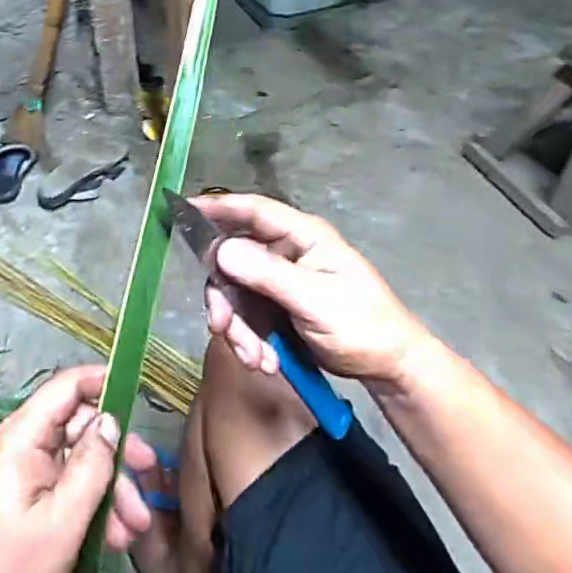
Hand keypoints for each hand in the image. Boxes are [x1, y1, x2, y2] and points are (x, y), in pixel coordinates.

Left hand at [0, 365, 156, 572]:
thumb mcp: (61, 521)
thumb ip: (91, 466)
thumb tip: (111, 420)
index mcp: (22, 438)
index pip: (67, 386)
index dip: (103, 381)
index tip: (139, 395)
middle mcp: (24, 447)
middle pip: (82, 427)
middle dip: (117, 455)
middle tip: (149, 477)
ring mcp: (27, 475)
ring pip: (82, 462)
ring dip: (112, 490)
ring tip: (134, 529)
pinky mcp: (31, 502)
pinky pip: (72, 489)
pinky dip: (96, 508)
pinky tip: (115, 539)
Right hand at [190, 193, 432, 386]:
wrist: (388, 365)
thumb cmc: (363, 324)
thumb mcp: (315, 300)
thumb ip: (267, 274)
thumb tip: (221, 249)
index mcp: (302, 237)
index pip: (254, 211)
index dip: (218, 207)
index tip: (183, 210)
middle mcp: (286, 253)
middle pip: (233, 260)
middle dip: (225, 299)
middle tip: (221, 327)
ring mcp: (280, 281)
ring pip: (235, 294)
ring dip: (238, 329)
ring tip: (257, 359)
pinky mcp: (276, 307)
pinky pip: (246, 317)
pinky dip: (249, 340)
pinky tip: (266, 361)